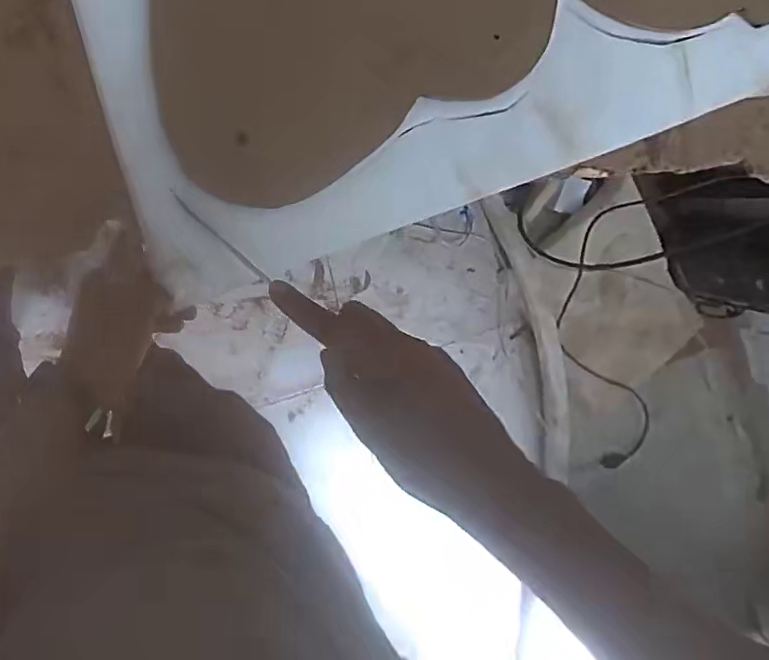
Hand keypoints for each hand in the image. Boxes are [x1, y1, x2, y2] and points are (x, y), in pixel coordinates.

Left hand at [62, 222, 169, 412]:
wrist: (86, 392)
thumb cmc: (114, 344)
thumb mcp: (139, 307)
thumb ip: (151, 281)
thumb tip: (161, 260)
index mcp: (102, 275)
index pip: (126, 244)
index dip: (149, 242)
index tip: (175, 245)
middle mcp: (99, 287)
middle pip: (135, 271)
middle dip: (163, 278)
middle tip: (187, 287)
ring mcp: (102, 310)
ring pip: (137, 295)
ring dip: (162, 301)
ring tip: (187, 315)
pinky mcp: (107, 331)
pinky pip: (134, 315)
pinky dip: (153, 318)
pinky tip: (174, 328)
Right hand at [268, 281, 537, 518]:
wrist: (491, 481)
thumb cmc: (421, 458)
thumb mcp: (369, 429)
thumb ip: (343, 386)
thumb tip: (330, 354)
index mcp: (384, 356)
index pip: (332, 326)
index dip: (301, 308)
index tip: (277, 286)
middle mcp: (408, 346)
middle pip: (363, 322)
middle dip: (340, 328)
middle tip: (330, 356)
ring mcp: (432, 359)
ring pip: (386, 340)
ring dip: (366, 352)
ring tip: (366, 393)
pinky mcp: (448, 376)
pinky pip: (407, 357)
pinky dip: (389, 367)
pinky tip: (398, 404)